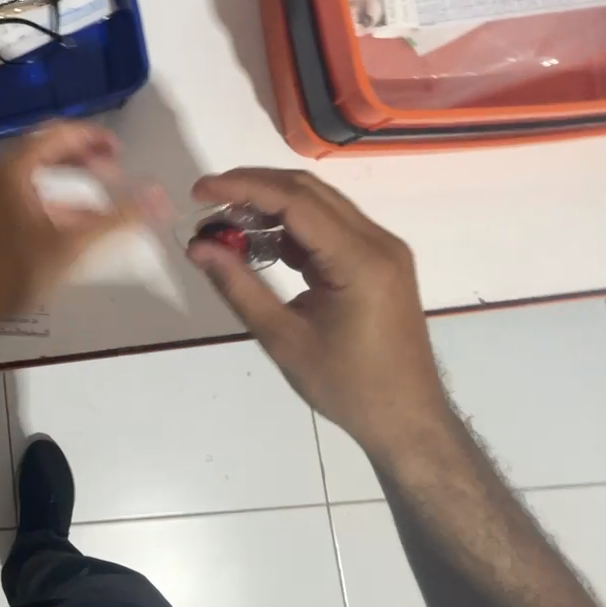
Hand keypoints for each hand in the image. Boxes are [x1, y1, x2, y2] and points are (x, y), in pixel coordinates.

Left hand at [0, 122, 159, 327]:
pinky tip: (59, 239)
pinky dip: (44, 209)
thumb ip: (117, 220)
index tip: (119, 150)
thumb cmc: (5, 273)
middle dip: (81, 162)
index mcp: (12, 170)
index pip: (58, 134)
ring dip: (65, 191)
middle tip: (112, 173)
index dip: (93, 137)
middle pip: (42, 155)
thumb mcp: (69, 246)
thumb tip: (159, 196)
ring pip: (29, 184)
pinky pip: (15, 204)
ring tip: (94, 212)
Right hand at [186, 168, 449, 453]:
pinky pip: (327, 226)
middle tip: (205, 200)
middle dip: (252, 187)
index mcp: (360, 260)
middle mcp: (378, 241)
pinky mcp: (376, 261)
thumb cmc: (346, 386)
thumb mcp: (282, 338)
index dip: (242, 187)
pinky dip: (288, 226)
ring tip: (222, 222)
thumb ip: (237, 285)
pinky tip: (256, 242)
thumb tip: (197, 246)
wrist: (408, 420)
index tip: (198, 191)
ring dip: (269, 204)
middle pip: (308, 191)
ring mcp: (381, 249)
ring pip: (318, 204)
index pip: (294, 201)